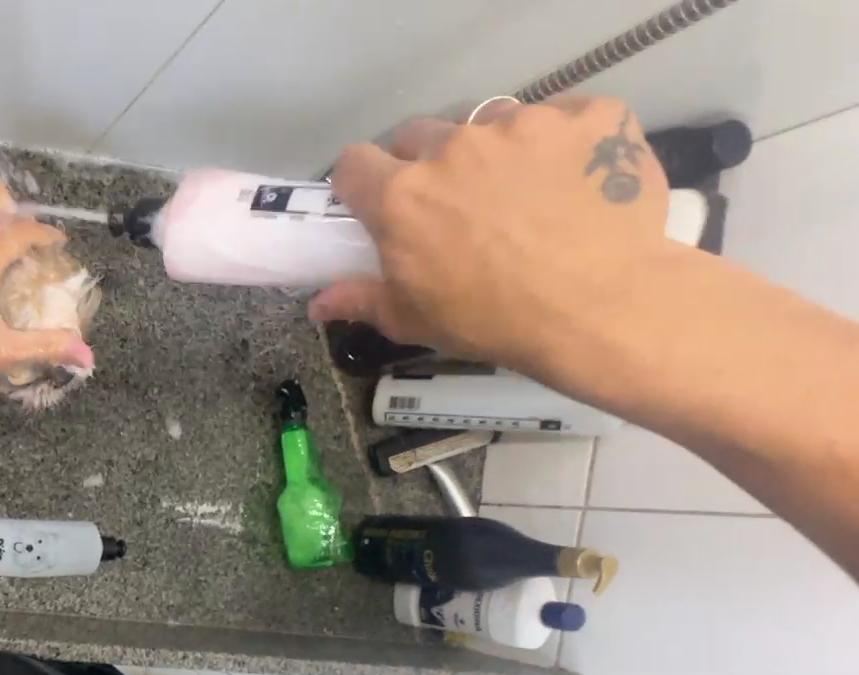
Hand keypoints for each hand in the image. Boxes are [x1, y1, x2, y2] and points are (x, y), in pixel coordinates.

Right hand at [310, 96, 672, 382]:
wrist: (598, 304)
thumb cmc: (486, 318)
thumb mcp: (408, 317)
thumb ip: (359, 299)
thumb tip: (316, 305)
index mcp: (400, 197)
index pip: (354, 162)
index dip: (359, 181)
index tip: (371, 200)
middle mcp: (453, 149)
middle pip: (418, 134)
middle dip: (421, 161)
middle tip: (443, 200)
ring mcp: (525, 126)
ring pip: (489, 121)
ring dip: (489, 148)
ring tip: (513, 188)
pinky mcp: (590, 117)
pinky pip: (562, 116)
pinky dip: (559, 142)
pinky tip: (570, 178)